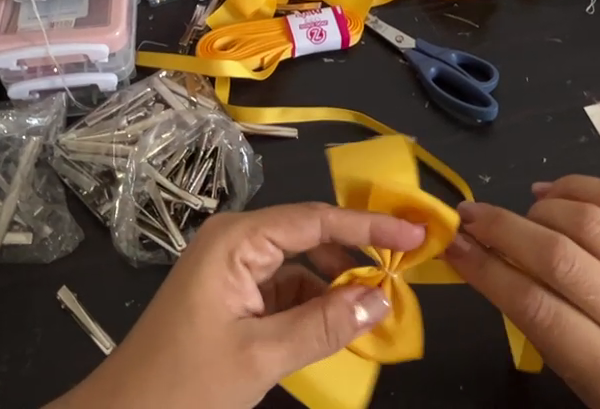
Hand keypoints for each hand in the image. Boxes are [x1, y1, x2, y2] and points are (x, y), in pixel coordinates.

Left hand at [50, 203, 426, 408]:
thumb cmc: (186, 380)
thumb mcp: (261, 355)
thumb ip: (324, 325)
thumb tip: (381, 299)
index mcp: (237, 238)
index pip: (315, 219)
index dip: (367, 226)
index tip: (413, 234)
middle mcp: (235, 240)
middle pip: (308, 235)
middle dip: (354, 254)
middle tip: (402, 273)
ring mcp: (232, 267)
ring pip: (299, 264)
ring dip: (335, 285)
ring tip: (377, 307)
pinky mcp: (232, 294)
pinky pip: (283, 288)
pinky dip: (313, 305)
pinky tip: (340, 324)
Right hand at [442, 176, 599, 408]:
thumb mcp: (582, 381)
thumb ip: (536, 320)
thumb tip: (480, 255)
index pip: (537, 309)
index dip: (486, 270)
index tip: (453, 245)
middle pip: (560, 258)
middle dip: (502, 229)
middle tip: (469, 217)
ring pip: (589, 221)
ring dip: (538, 208)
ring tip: (517, 213)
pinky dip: (577, 187)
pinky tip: (551, 194)